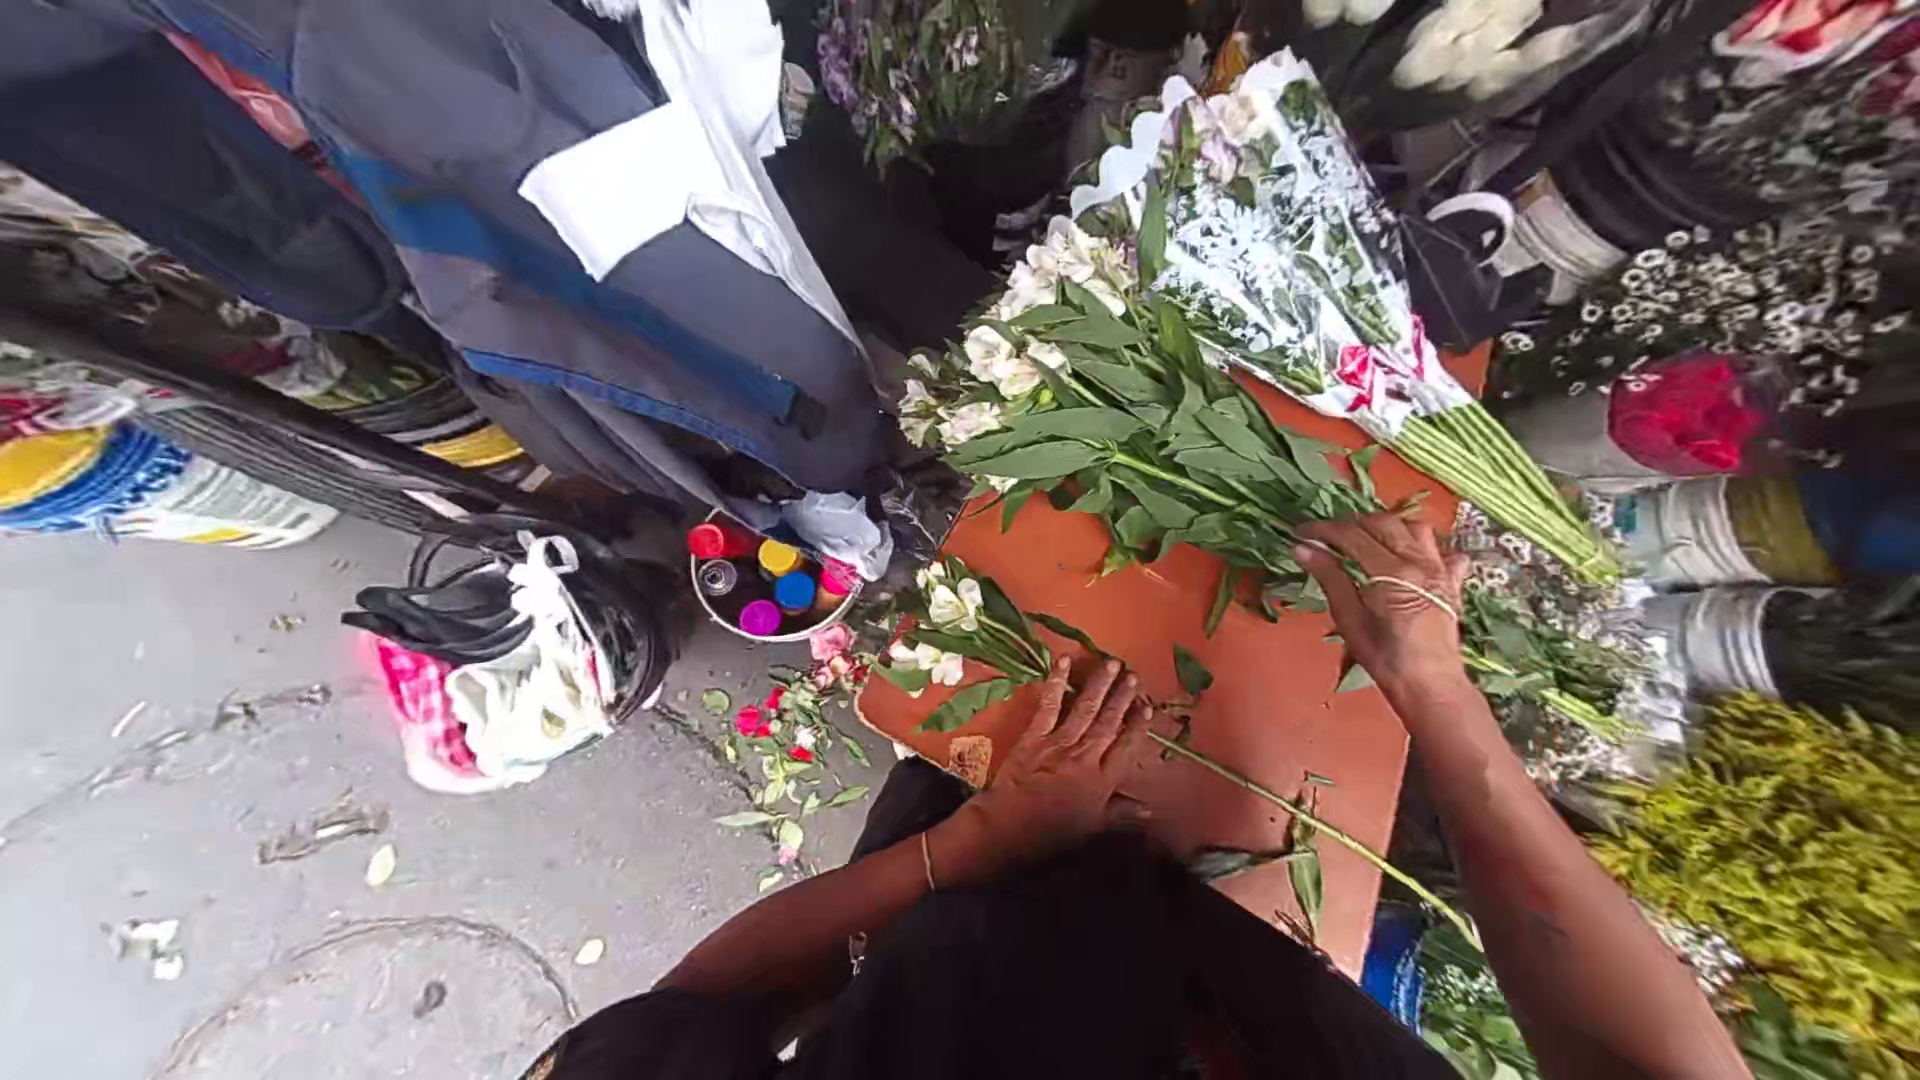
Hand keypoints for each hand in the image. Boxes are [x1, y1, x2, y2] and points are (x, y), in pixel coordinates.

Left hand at [929, 656, 1151, 885]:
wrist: (1010, 827)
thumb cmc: (1051, 832)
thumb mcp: (1092, 827)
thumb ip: (1121, 813)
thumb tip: (1149, 807)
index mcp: (1102, 780)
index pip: (1126, 746)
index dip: (1137, 725)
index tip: (1146, 706)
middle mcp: (1085, 756)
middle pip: (1108, 721)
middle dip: (1122, 697)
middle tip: (1133, 676)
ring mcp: (1059, 743)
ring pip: (1085, 708)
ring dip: (1100, 684)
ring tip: (1113, 664)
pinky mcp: (1035, 735)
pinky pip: (1049, 704)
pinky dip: (1057, 681)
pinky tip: (1064, 661)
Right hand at [1296, 513, 1470, 697]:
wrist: (1429, 682)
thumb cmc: (1383, 656)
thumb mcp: (1348, 617)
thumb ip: (1329, 577)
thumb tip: (1302, 548)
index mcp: (1392, 573)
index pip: (1352, 535)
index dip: (1322, 529)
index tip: (1301, 532)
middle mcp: (1420, 563)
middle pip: (1383, 522)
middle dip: (1350, 523)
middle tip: (1326, 536)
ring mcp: (1441, 569)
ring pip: (1414, 527)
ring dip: (1386, 526)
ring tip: (1364, 538)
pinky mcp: (1452, 580)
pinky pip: (1443, 548)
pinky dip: (1423, 544)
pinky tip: (1407, 555)